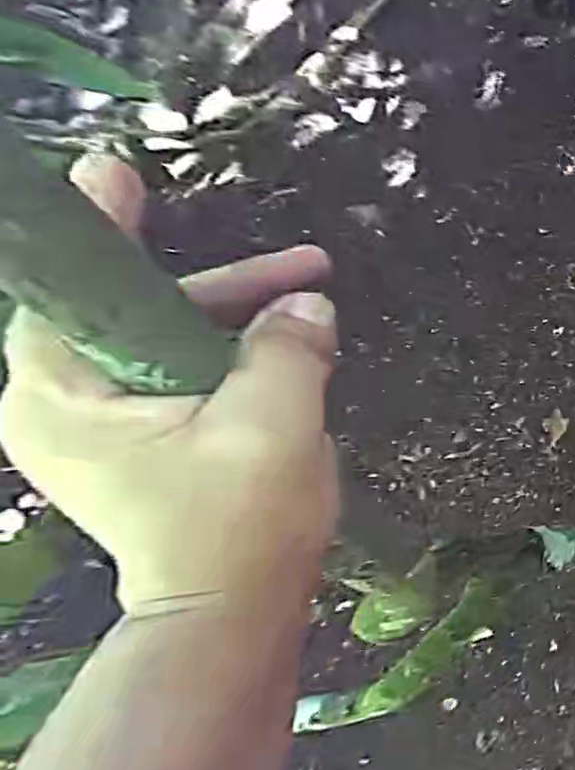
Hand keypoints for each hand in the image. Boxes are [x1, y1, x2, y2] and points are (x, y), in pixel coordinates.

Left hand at [0, 156, 339, 616]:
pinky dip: (237, 354)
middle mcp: (61, 401)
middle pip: (139, 313)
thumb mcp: (274, 427)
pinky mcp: (143, 439)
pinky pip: (186, 373)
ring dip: (243, 320)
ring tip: (317, 305)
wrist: (233, 597)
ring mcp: (101, 423)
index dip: (96, 228)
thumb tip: (308, 305)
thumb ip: (289, 354)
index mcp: (63, 394)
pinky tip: (292, 353)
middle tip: (309, 266)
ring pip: (170, 343)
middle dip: (227, 288)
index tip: (114, 171)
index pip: (71, 290)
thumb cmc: (241, 516)